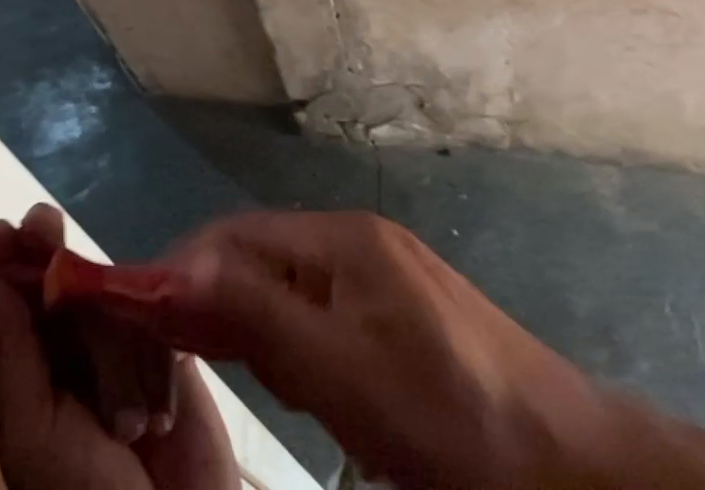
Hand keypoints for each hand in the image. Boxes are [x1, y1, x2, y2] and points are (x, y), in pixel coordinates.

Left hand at [0, 205, 236, 489]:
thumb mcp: (35, 434)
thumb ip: (7, 356)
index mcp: (25, 366)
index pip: (9, 298)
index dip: (5, 260)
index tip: (2, 230)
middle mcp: (67, 348)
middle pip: (57, 283)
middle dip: (49, 255)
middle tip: (42, 221)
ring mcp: (118, 345)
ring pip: (110, 302)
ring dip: (116, 354)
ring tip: (127, 425)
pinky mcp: (167, 349)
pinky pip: (157, 323)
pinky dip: (155, 364)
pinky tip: (158, 416)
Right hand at [129, 211, 604, 487]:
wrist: (571, 465)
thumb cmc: (448, 415)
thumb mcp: (338, 369)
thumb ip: (248, 313)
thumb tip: (160, 272)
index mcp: (339, 239)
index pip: (230, 238)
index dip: (176, 274)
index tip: (134, 326)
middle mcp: (352, 243)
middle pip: (251, 258)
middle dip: (207, 304)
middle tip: (174, 365)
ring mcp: (375, 279)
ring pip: (277, 289)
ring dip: (242, 328)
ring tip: (239, 379)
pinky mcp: (391, 316)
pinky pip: (310, 315)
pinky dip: (280, 344)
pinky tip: (285, 380)